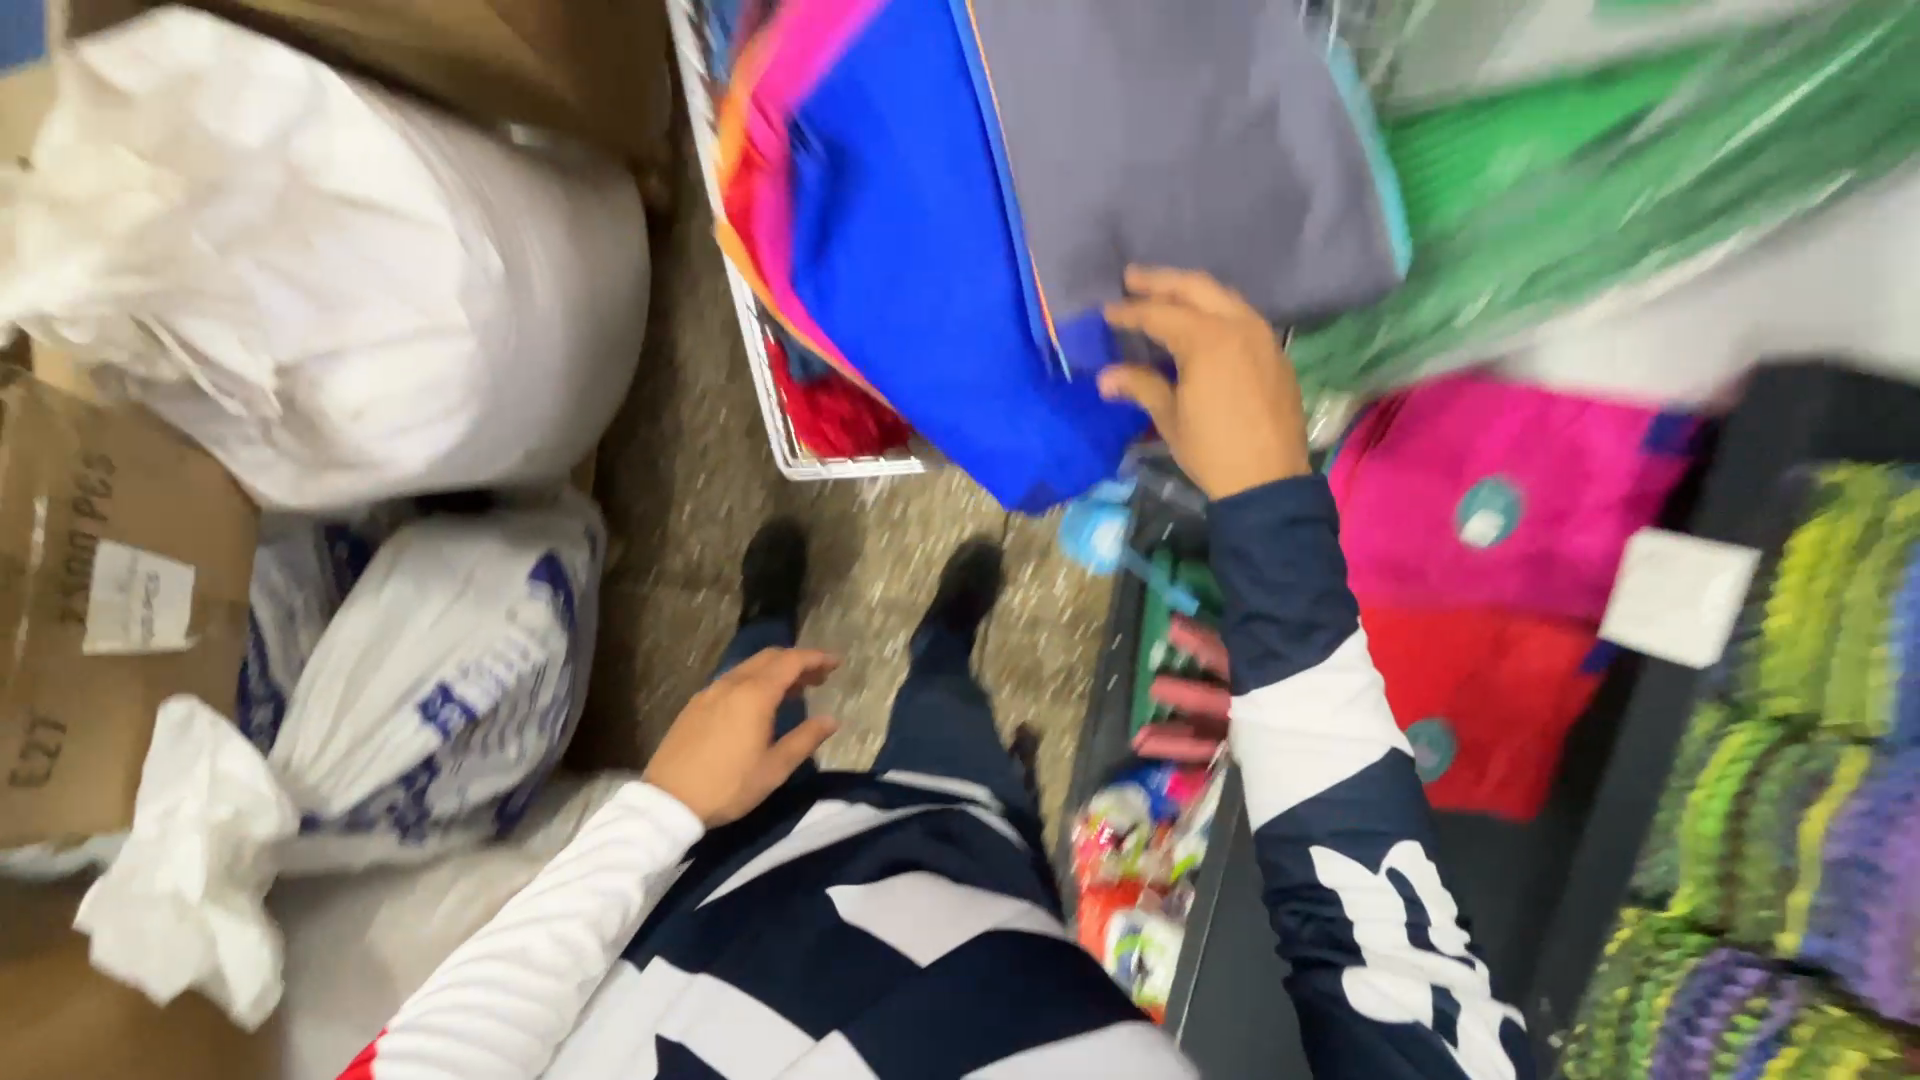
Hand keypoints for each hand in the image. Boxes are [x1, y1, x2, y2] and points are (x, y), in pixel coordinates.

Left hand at [643, 648, 840, 825]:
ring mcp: (709, 692)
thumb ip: (805, 739)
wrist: (668, 802)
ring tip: (794, 690)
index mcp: (754, 695)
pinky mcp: (695, 705)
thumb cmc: (728, 786)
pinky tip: (759, 704)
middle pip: (770, 657)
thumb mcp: (774, 769)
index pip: (791, 662)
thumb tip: (831, 720)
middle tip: (819, 676)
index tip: (836, 663)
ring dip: (775, 671)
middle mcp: (731, 684)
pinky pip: (731, 680)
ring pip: (748, 667)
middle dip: (797, 661)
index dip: (816, 658)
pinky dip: (754, 680)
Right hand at [1098, 266, 1310, 499]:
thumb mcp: (1169, 417)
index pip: (1159, 314)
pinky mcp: (1275, 353)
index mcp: (1206, 340)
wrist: (1268, 480)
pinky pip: (1241, 317)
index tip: (1106, 310)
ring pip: (1223, 297)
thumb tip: (1106, 377)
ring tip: (1164, 295)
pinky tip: (1200, 324)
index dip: (1129, 312)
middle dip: (1161, 281)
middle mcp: (1237, 325)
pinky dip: (1215, 311)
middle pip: (1195, 287)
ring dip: (1191, 292)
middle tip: (1131, 278)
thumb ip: (1140, 386)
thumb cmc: (1211, 450)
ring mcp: (1262, 336)